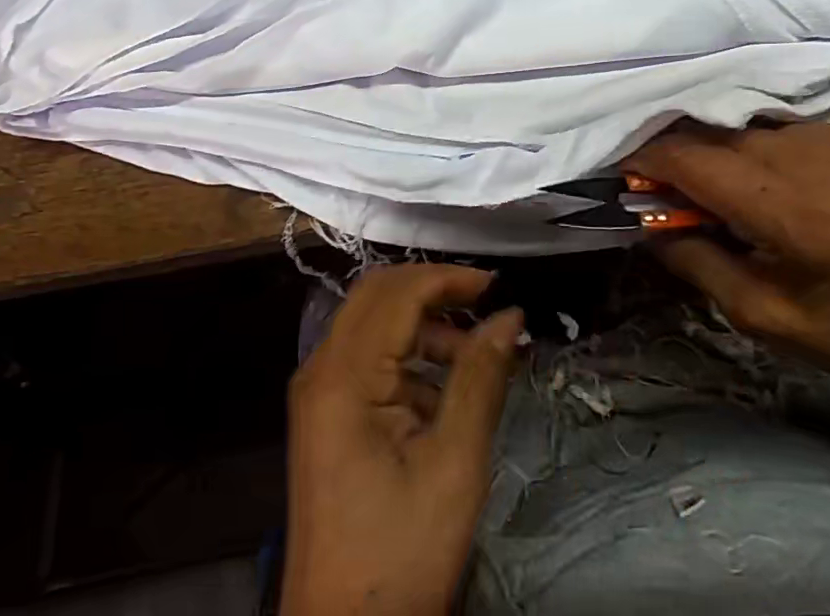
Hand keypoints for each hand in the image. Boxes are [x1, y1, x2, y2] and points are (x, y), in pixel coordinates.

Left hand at [283, 265, 524, 615]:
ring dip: (427, 326)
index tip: (499, 287)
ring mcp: (320, 395)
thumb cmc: (402, 550)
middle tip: (489, 307)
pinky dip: (413, 358)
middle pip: (378, 297)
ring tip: (480, 355)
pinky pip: (371, 361)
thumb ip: (480, 377)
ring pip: (375, 325)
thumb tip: (510, 315)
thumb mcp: (454, 460)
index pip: (397, 294)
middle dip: (436, 291)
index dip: (449, 279)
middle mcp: (321, 373)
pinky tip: (450, 390)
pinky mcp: (328, 416)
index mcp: (343, 378)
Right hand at [624, 122, 829, 433]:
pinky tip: (746, 177)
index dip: (648, 160)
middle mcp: (816, 158)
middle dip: (673, 153)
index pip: (695, 160)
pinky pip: (775, 126)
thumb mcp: (763, 317)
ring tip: (698, 185)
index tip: (622, 172)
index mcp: (796, 214)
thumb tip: (645, 220)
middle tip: (654, 187)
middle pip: (714, 132)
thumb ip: (695, 260)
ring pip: (741, 124)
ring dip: (708, 147)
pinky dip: (745, 145)